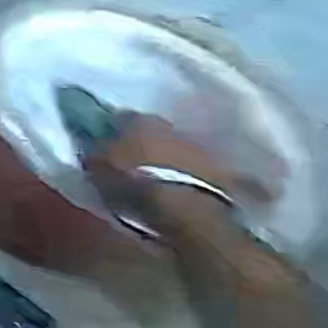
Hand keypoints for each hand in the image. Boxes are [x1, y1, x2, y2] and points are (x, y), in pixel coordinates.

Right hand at [86, 113, 276, 231]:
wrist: (185, 209)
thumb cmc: (131, 179)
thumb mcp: (97, 162)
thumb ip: (98, 148)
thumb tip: (97, 141)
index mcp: (142, 121)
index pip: (124, 117)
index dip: (114, 127)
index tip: (107, 138)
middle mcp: (177, 130)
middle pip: (159, 133)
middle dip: (150, 142)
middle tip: (138, 155)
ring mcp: (207, 152)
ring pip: (185, 151)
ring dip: (177, 158)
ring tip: (166, 173)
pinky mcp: (230, 177)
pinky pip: (212, 174)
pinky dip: (204, 178)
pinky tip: (195, 187)